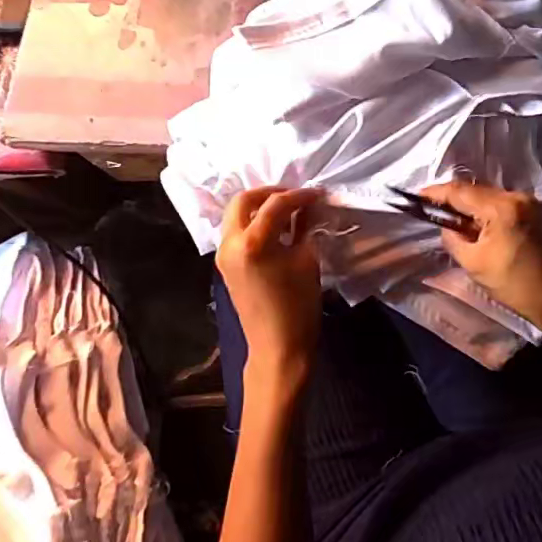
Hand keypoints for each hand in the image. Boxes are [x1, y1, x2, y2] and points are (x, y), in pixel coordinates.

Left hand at [216, 187, 323, 400]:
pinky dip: (254, 224)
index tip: (318, 194)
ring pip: (236, 216)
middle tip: (295, 197)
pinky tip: (277, 230)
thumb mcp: (307, 260)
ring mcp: (223, 255)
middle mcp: (230, 244)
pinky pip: (236, 233)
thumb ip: (304, 228)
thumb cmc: (298, 306)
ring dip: (260, 208)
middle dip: (270, 194)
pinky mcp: (226, 266)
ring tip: (288, 212)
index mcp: (251, 242)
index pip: (275, 205)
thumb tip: (308, 208)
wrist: (277, 347)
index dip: (299, 196)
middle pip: (244, 201)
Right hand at [421, 182, 541, 335]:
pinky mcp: (529, 211)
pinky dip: (480, 210)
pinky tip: (468, 222)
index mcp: (501, 208)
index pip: (460, 192)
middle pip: (473, 190)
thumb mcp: (473, 263)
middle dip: (449, 199)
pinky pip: (496, 203)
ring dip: (465, 205)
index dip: (435, 193)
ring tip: (445, 216)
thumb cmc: (512, 284)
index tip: (416, 197)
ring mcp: (525, 202)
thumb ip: (453, 237)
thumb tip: (445, 224)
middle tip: (428, 208)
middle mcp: (515, 197)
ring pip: (484, 195)